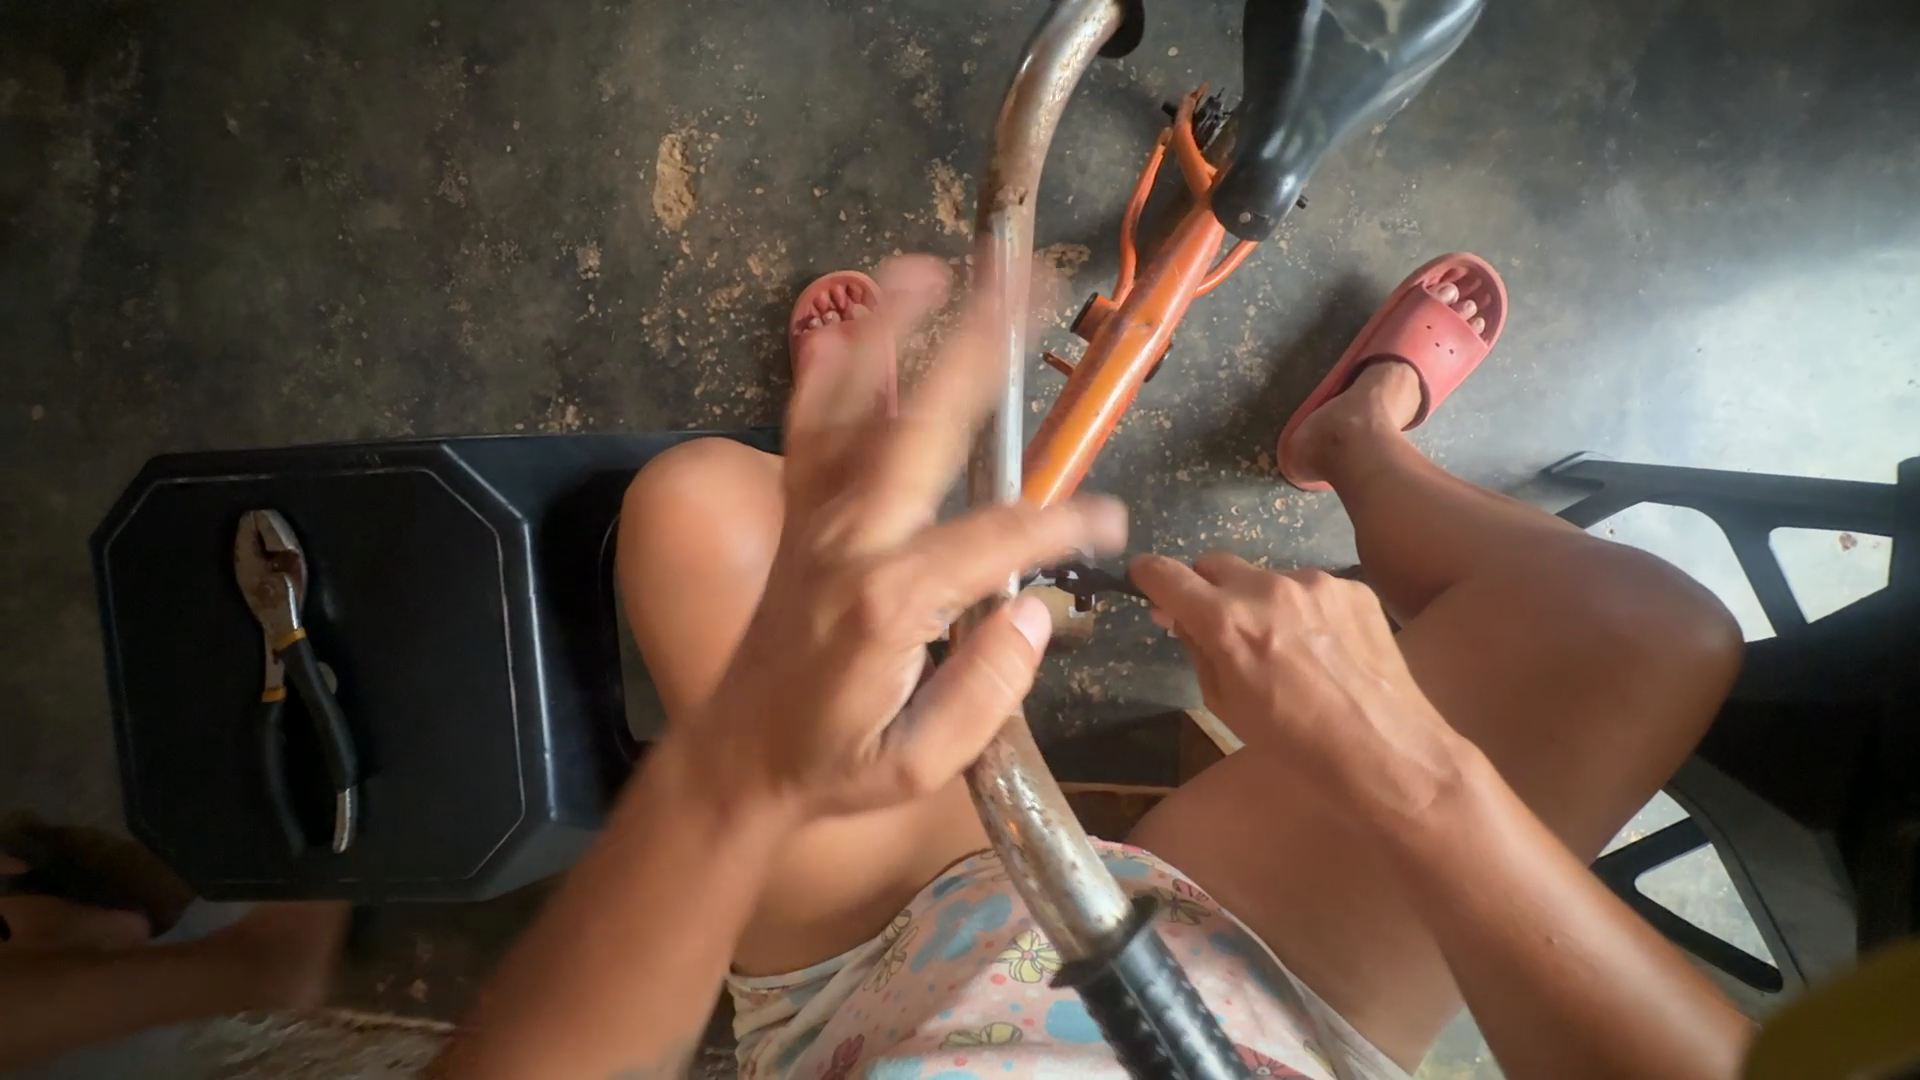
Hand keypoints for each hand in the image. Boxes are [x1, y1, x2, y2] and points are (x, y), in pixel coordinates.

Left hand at [685, 257, 1127, 818]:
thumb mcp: (921, 765)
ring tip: (930, 267)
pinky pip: (809, 434)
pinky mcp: (796, 518)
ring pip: (854, 410)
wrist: (737, 758)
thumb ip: (988, 692)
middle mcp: (847, 543)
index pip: (994, 542)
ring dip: (891, 334)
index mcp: (887, 606)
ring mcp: (814, 521)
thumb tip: (1032, 613)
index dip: (1059, 525)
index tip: (1108, 520)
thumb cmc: (835, 765)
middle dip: (978, 351)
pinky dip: (826, 375)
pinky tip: (845, 326)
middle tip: (1028, 288)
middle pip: (921, 430)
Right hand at [1130, 552, 1466, 817]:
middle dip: (1204, 587)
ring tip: (1283, 643)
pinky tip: (1320, 645)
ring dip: (1256, 599)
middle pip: (1213, 563)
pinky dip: (1300, 607)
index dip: (1147, 574)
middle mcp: (1266, 588)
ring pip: (1263, 575)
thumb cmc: (1292, 741)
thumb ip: (1196, 647)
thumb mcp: (1223, 702)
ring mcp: (1314, 582)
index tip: (1144, 579)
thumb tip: (1179, 615)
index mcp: (1226, 621)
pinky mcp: (1351, 587)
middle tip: (1216, 621)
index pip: (1166, 574)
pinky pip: (1307, 586)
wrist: (1386, 753)